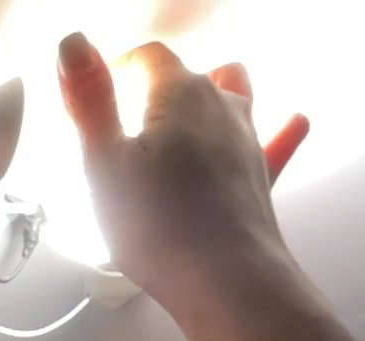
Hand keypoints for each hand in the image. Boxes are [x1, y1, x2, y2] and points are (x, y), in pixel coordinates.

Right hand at [58, 33, 310, 304]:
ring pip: (237, 96)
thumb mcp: (101, 163)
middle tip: (129, 111)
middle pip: (195, 75)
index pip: (151, 58)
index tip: (95, 86)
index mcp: (179, 97)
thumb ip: (89, 102)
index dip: (120, 65)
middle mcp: (223, 106)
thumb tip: (72, 41)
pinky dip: (279, 128)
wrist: (219, 275)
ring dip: (213, 94)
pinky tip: (292, 122)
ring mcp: (249, 138)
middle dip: (161, 84)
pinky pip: (278, 140)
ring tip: (188, 112)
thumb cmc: (152, 221)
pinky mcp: (262, 175)